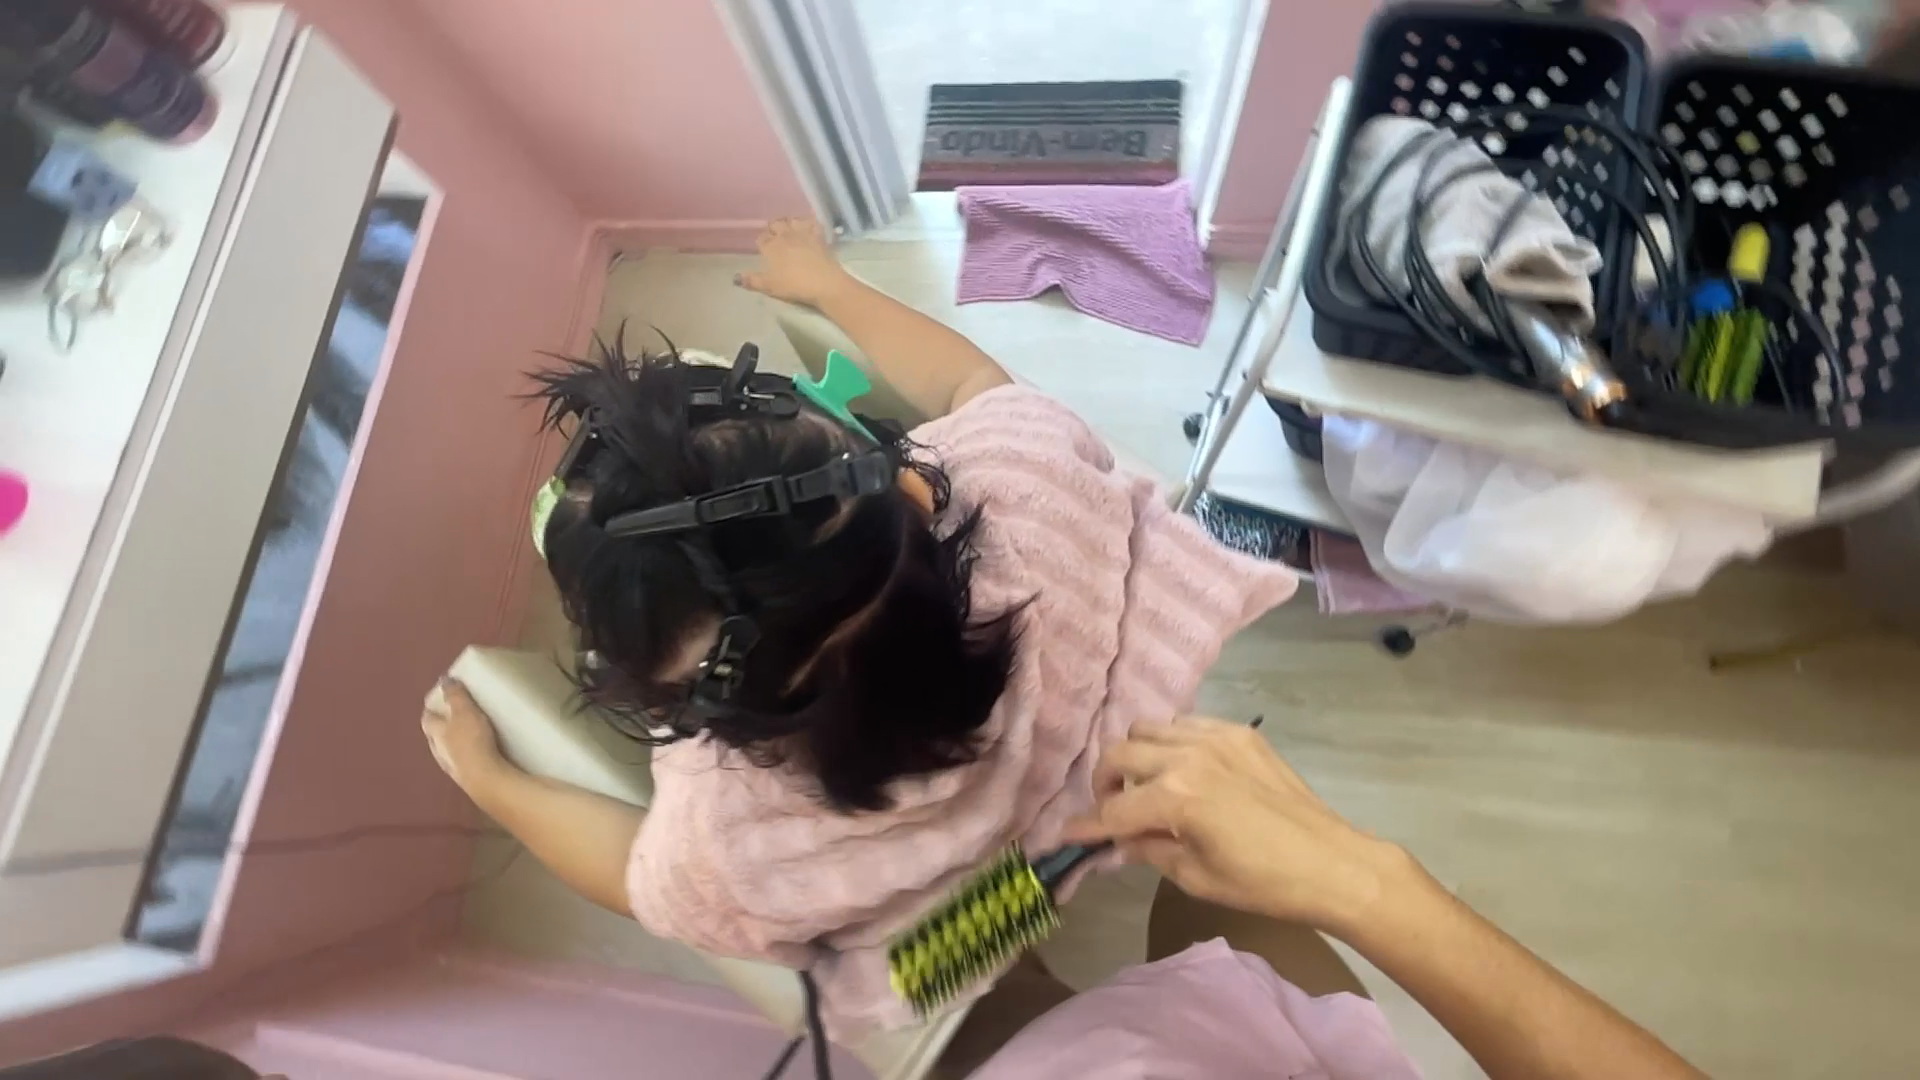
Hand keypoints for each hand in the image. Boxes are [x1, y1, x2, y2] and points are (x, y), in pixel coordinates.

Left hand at [421, 678, 512, 796]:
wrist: (482, 776)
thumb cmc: (471, 740)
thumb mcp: (465, 712)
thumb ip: (456, 696)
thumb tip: (445, 679)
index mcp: (434, 731)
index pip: (428, 717)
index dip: (432, 707)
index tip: (440, 699)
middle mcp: (436, 748)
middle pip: (434, 733)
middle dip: (442, 724)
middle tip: (456, 714)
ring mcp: (449, 763)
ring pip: (446, 748)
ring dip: (453, 740)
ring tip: (468, 733)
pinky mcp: (463, 774)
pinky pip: (461, 758)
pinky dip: (465, 752)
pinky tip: (477, 751)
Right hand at [735, 217, 853, 307]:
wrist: (824, 283)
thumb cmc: (794, 285)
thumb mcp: (770, 286)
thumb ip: (753, 280)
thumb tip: (735, 278)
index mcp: (771, 246)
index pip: (761, 238)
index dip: (762, 242)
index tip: (763, 249)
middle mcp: (785, 235)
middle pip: (775, 224)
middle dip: (773, 228)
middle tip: (775, 237)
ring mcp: (803, 233)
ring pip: (792, 220)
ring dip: (790, 222)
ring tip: (790, 230)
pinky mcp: (819, 236)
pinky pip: (813, 223)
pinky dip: (810, 223)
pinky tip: (810, 227)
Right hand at [1063, 717, 1409, 933]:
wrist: (1334, 863)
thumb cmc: (1263, 883)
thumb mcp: (1196, 876)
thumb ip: (1148, 848)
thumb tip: (1119, 838)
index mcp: (1177, 796)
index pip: (1114, 809)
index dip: (1087, 825)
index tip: (1067, 833)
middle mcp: (1187, 755)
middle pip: (1120, 754)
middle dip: (1105, 783)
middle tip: (1114, 807)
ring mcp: (1214, 736)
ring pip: (1148, 728)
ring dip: (1137, 755)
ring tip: (1149, 782)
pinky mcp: (1238, 731)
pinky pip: (1185, 723)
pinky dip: (1172, 742)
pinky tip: (1186, 768)